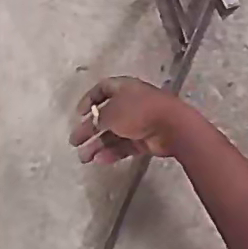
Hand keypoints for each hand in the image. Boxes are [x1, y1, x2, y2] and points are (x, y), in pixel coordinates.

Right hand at [70, 76, 203, 163]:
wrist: (172, 126)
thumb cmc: (139, 112)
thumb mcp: (112, 112)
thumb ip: (98, 119)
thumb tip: (93, 125)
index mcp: (125, 88)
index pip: (103, 88)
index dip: (89, 99)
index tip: (79, 114)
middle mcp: (132, 103)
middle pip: (106, 115)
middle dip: (89, 129)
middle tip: (75, 142)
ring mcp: (140, 122)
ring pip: (114, 133)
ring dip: (98, 144)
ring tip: (84, 158)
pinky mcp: (146, 139)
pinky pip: (125, 145)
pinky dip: (113, 152)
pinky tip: (100, 160)